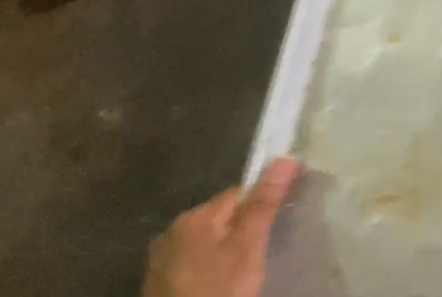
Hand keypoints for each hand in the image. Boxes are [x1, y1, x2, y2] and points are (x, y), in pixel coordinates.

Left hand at [141, 157, 299, 296]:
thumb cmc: (218, 289)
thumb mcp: (248, 246)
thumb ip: (263, 203)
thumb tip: (284, 158)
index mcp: (192, 218)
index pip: (238, 194)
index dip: (259, 206)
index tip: (272, 226)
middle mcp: (169, 232)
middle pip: (221, 217)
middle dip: (241, 230)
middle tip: (257, 252)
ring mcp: (159, 260)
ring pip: (206, 241)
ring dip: (223, 249)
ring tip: (238, 271)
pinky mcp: (156, 283)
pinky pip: (191, 261)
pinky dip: (206, 267)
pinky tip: (215, 284)